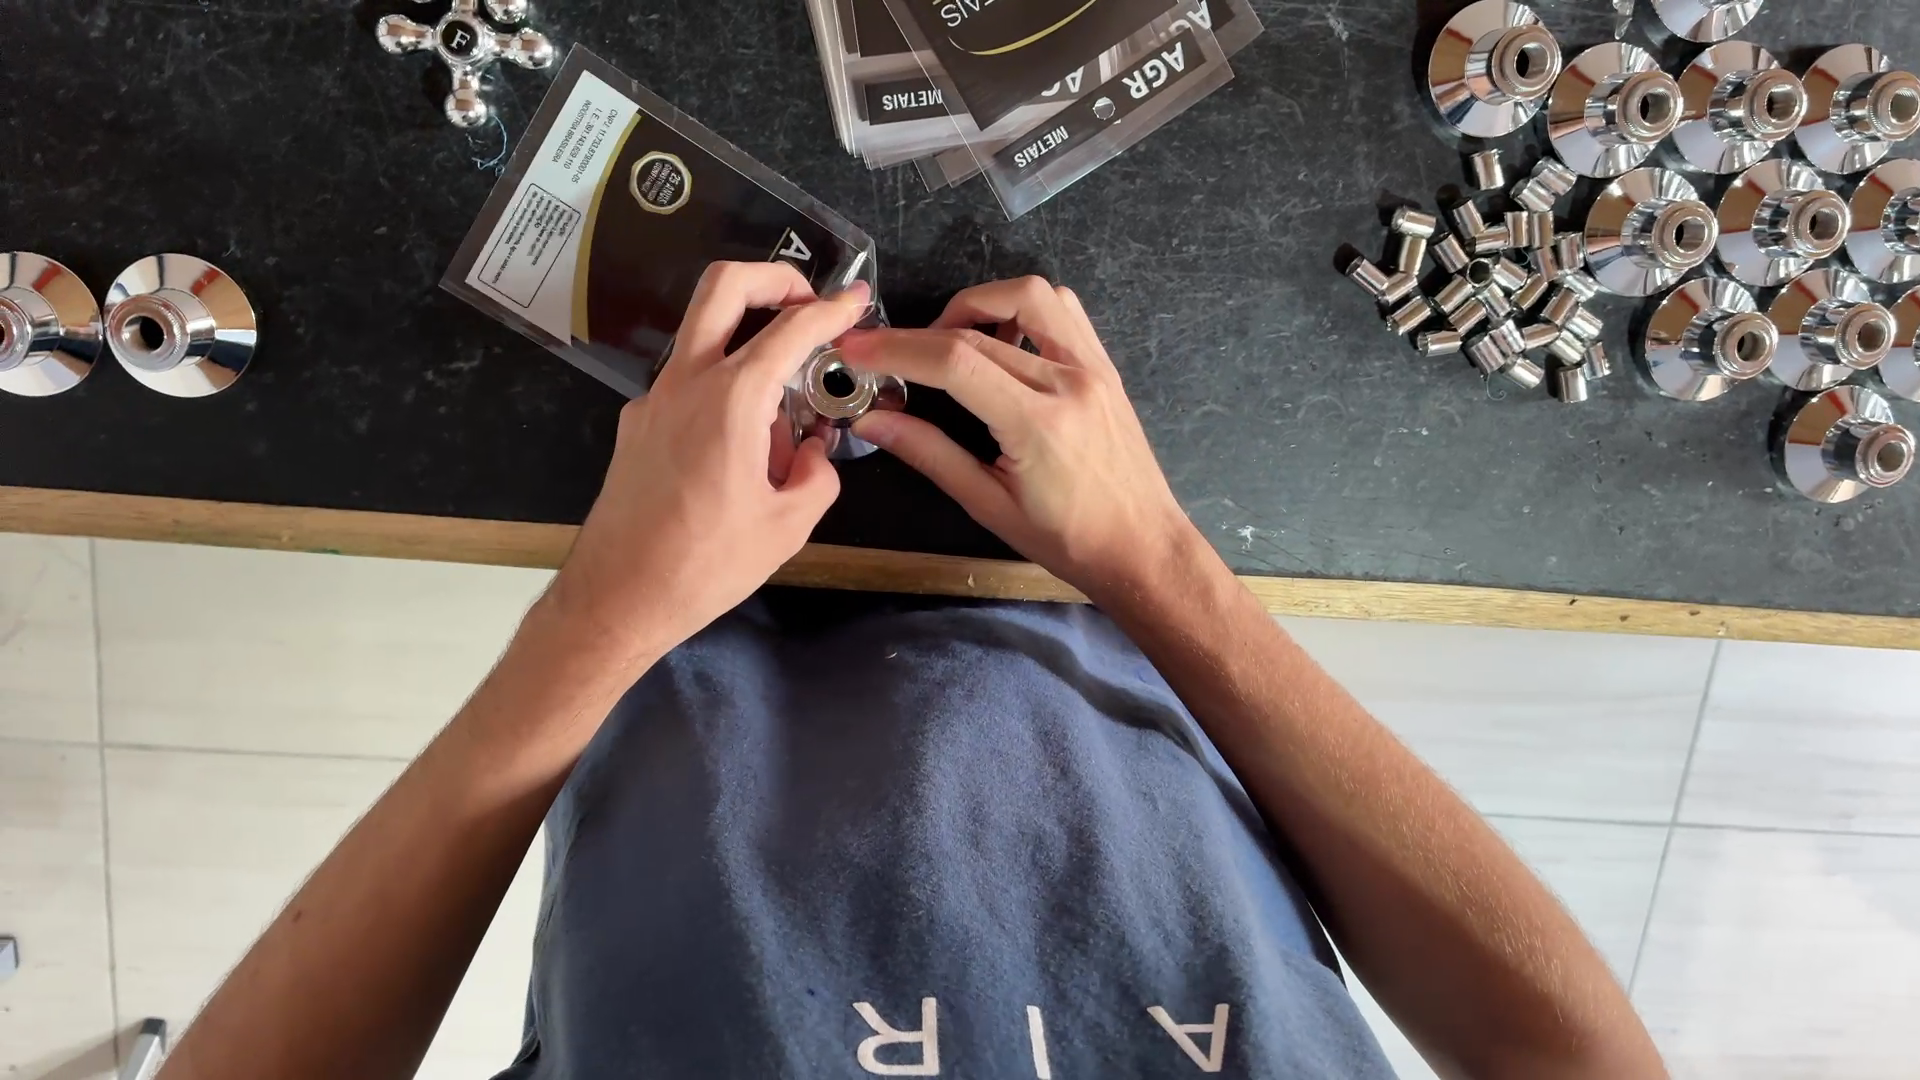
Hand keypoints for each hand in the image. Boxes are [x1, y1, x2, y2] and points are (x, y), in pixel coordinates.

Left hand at [541, 261, 867, 660]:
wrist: (617, 598)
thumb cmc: (708, 564)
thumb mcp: (789, 525)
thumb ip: (816, 474)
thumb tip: (814, 449)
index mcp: (730, 400)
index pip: (789, 330)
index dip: (831, 309)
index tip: (858, 298)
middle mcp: (685, 383)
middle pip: (722, 289)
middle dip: (772, 279)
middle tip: (810, 301)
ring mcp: (653, 401)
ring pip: (705, 339)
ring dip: (751, 350)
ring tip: (783, 426)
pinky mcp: (638, 426)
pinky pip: (690, 386)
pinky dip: (725, 393)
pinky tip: (743, 454)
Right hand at [836, 276, 1202, 605]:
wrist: (1142, 547)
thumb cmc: (1066, 541)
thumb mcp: (989, 505)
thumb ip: (929, 454)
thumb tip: (871, 421)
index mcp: (1038, 424)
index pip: (955, 361)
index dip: (896, 349)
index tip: (856, 350)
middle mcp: (1069, 381)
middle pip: (978, 329)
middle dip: (917, 335)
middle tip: (883, 354)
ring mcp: (1093, 367)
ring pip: (1028, 295)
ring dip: (975, 303)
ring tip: (946, 340)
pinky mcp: (1105, 367)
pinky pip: (1061, 311)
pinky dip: (1020, 309)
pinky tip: (1000, 341)